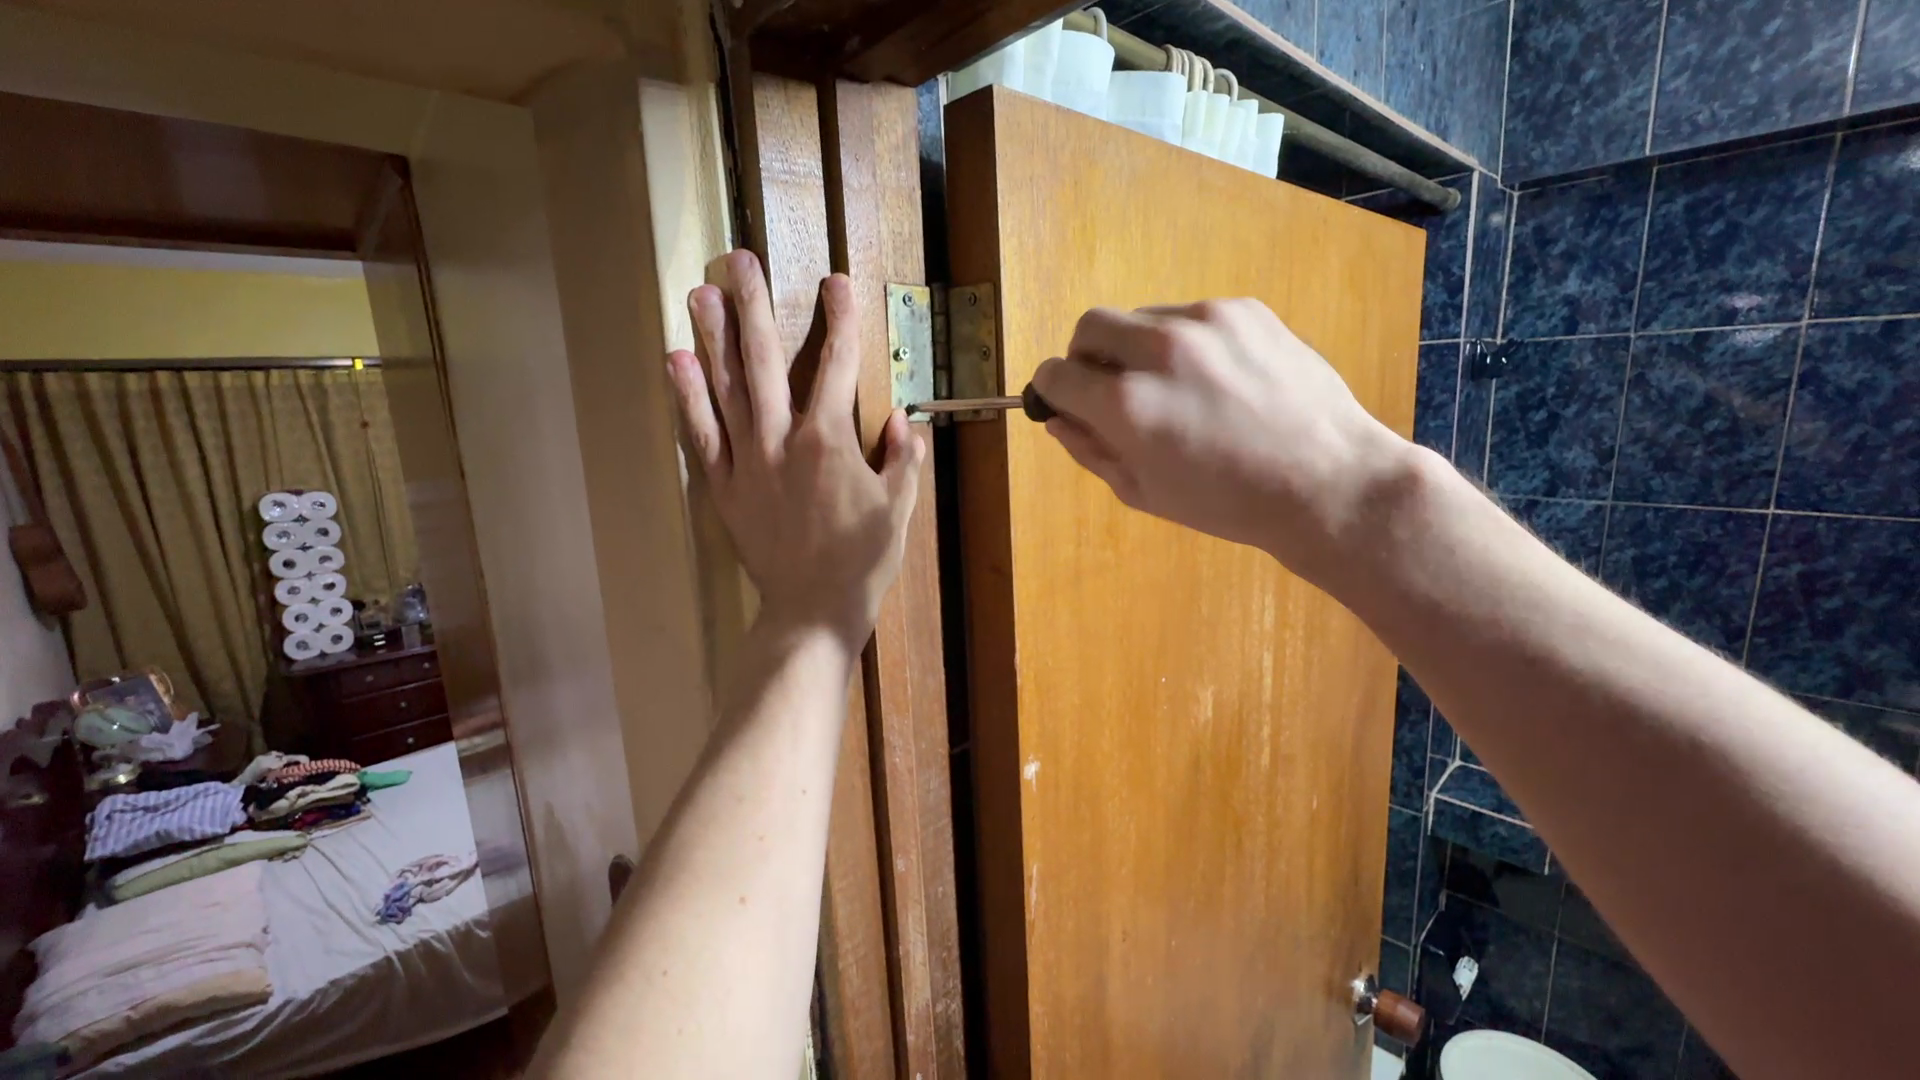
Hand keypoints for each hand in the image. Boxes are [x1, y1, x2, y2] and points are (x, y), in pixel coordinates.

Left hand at [667, 250, 923, 644]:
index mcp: (830, 441)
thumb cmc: (862, 560)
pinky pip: (701, 435)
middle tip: (741, 261)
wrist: (812, 609)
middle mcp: (783, 439)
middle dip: (756, 307)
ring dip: (714, 338)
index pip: (839, 366)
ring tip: (700, 292)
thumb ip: (901, 459)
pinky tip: (675, 361)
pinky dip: (687, 398)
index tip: (836, 281)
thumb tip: (899, 420)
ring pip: (728, 388)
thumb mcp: (898, 509)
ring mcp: (747, 460)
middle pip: (768, 361)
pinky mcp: (723, 485)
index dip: (841, 320)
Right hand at [1030, 300, 1418, 586]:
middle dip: (1086, 357)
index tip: (1064, 400)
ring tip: (1178, 389)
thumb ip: (1090, 449)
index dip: (1052, 390)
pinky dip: (1186, 343)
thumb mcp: (1143, 491)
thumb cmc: (1227, 502)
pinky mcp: (1244, 309)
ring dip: (1139, 349)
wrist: (1326, 480)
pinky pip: (1190, 316)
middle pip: (1089, 327)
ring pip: (1142, 318)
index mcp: (1128, 404)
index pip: (1056, 373)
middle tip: (1111, 388)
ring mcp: (1205, 321)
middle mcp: (1159, 350)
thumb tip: (1057, 417)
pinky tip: (1218, 379)